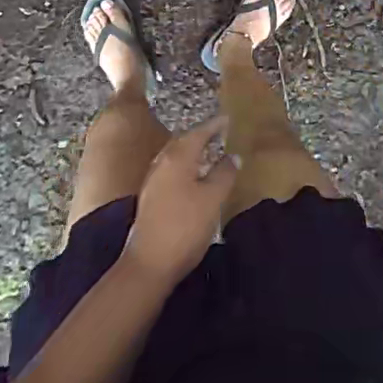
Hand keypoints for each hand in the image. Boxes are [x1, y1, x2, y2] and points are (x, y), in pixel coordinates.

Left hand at [120, 116, 238, 286]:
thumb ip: (225, 173)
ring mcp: (152, 181)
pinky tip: (193, 178)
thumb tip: (233, 156)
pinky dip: (184, 166)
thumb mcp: (213, 198)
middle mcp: (162, 162)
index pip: (199, 133)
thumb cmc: (185, 226)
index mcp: (178, 157)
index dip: (214, 125)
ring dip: (191, 151)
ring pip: (175, 156)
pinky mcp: (150, 198)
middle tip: (218, 133)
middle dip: (201, 135)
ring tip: (208, 152)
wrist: (149, 264)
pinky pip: (170, 171)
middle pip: (183, 142)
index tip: (227, 119)